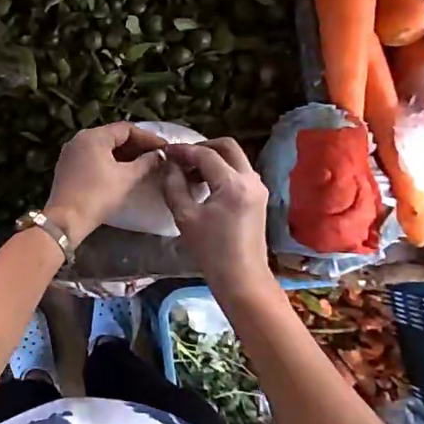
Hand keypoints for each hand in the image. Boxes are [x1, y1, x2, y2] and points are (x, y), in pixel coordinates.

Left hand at [44, 123, 168, 246]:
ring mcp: (71, 152)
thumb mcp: (127, 178)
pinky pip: (93, 157)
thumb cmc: (98, 195)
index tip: (164, 148)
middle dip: (136, 146)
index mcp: (94, 136)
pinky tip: (122, 172)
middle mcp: (79, 139)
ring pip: (103, 147)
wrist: (66, 220)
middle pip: (113, 136)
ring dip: (124, 154)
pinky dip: (109, 161)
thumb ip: (146, 163)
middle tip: (156, 156)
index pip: (126, 129)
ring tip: (143, 165)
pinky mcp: (67, 166)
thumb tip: (159, 155)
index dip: (148, 137)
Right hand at [160, 139, 271, 292]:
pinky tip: (204, 183)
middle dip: (202, 147)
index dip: (183, 150)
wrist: (241, 277)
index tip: (166, 152)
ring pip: (235, 158)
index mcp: (233, 184)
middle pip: (227, 147)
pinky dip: (222, 169)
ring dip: (213, 158)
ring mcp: (258, 188)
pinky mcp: (258, 197)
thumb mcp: (184, 216)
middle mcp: (251, 180)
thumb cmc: (211, 250)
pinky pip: (239, 171)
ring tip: (190, 171)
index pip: (206, 155)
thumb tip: (171, 166)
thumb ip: (174, 185)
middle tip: (182, 157)